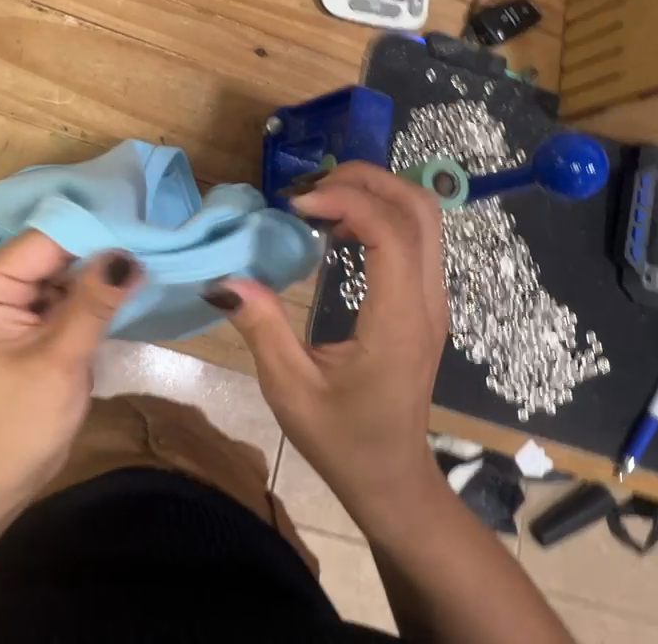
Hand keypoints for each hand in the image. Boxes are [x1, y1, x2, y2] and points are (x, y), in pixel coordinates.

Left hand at [0, 232, 138, 512]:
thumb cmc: (16, 429)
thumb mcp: (61, 363)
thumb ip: (94, 303)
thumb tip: (130, 253)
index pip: (51, 236)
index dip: (100, 228)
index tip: (151, 222)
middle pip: (58, 246)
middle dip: (105, 246)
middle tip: (161, 238)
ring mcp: (6, 296)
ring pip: (65, 266)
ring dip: (103, 268)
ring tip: (155, 254)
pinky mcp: (23, 315)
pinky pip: (63, 289)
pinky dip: (92, 291)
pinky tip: (130, 284)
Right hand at [209, 162, 448, 523]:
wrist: (392, 477)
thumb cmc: (342, 440)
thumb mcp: (290, 390)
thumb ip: (262, 329)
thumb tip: (226, 278)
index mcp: (397, 322)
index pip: (392, 232)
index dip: (347, 201)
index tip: (296, 205)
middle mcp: (426, 301)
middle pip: (419, 208)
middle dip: (365, 180)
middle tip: (308, 191)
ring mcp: (432, 299)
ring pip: (424, 216)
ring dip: (375, 193)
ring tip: (320, 202)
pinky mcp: (424, 301)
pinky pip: (416, 236)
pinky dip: (380, 213)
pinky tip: (336, 229)